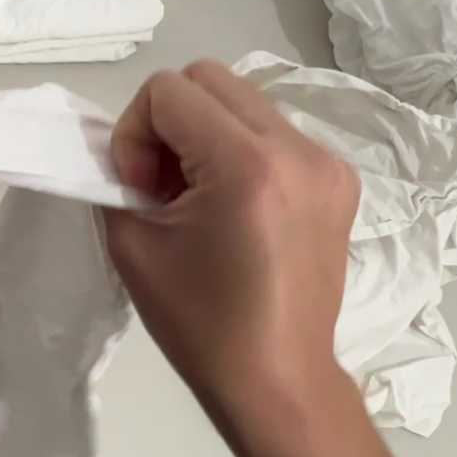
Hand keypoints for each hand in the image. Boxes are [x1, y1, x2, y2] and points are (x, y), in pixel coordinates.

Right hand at [102, 60, 358, 426]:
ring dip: (201, 132)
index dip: (134, 132)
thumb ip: (118, 179)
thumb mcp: (131, 242)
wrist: (275, 378)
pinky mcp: (338, 180)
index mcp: (246, 166)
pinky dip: (235, 150)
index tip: (139, 187)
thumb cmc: (197, 320)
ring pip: (241, 100)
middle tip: (160, 182)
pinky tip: (230, 205)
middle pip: (208, 78)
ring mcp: (328, 163)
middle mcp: (298, 150)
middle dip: (166, 120)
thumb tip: (131, 155)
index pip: (169, 91)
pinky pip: (270, 131)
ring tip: (195, 195)